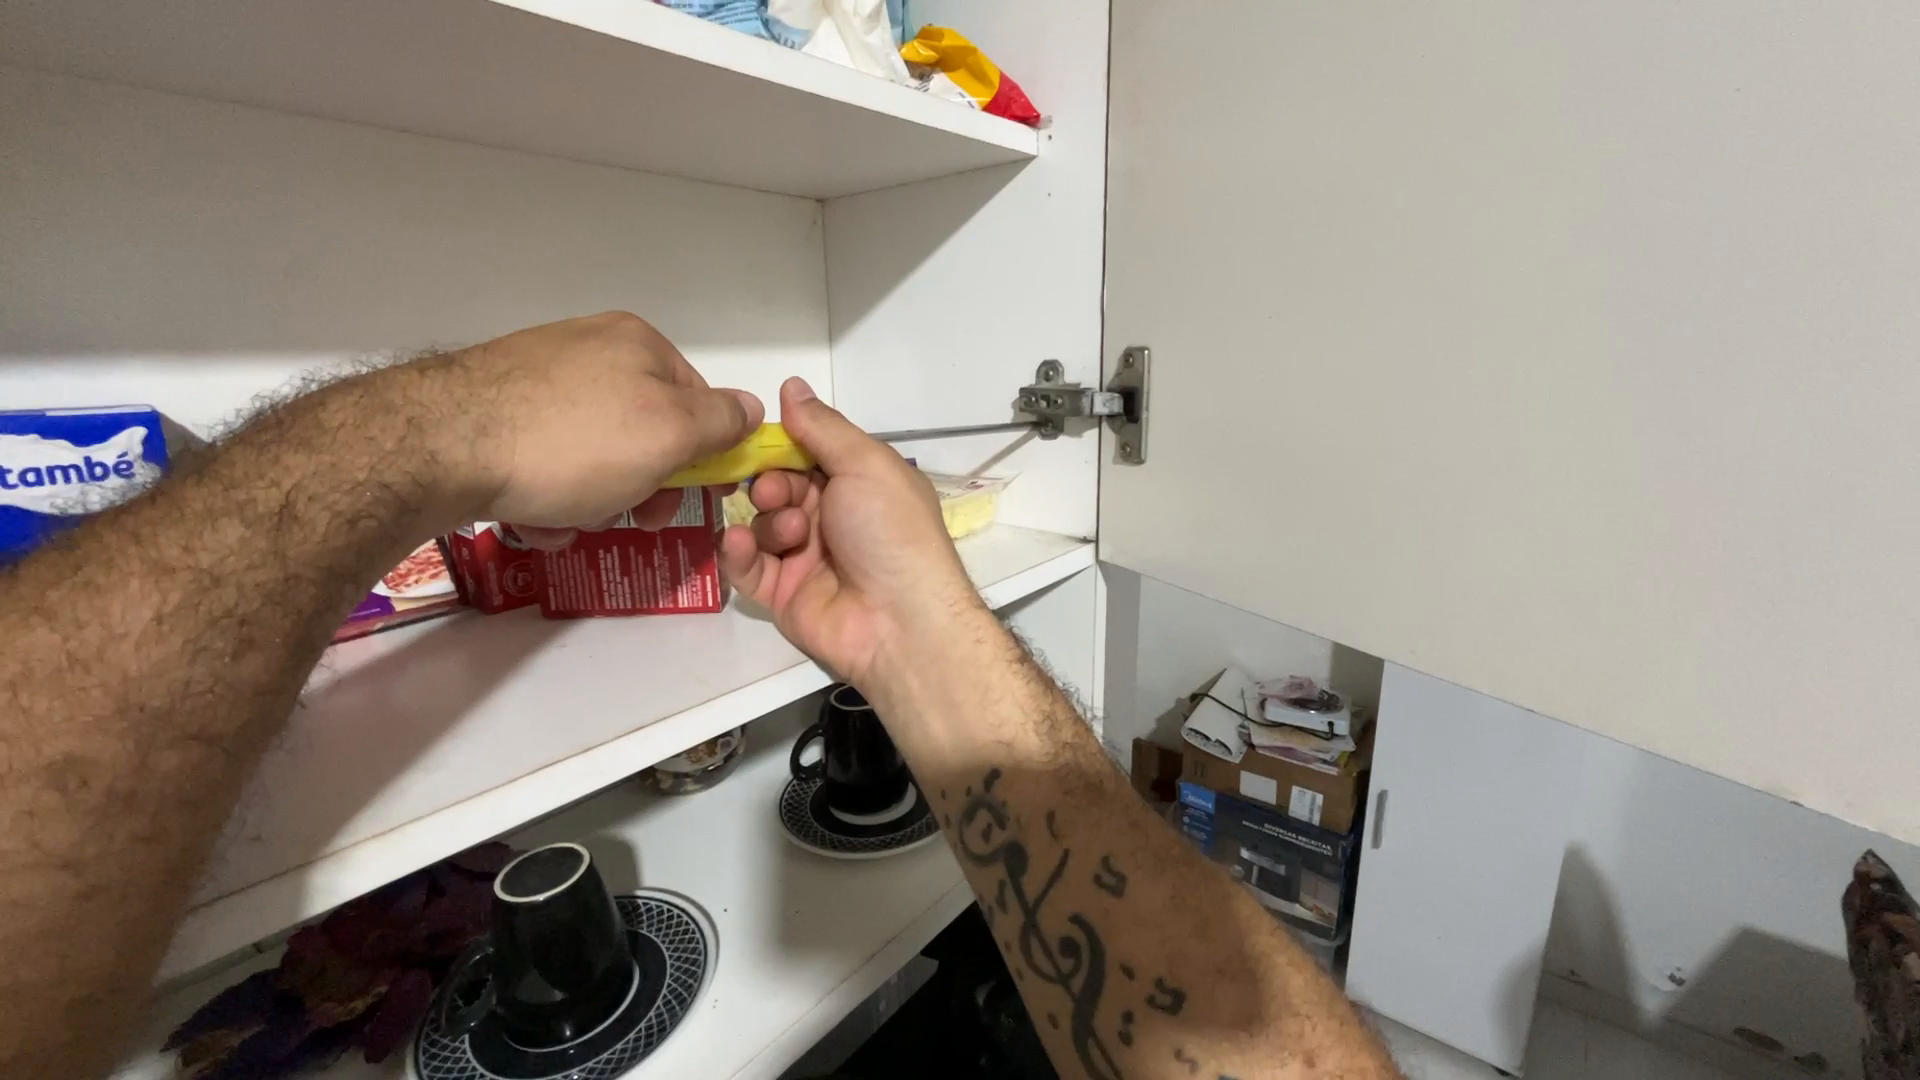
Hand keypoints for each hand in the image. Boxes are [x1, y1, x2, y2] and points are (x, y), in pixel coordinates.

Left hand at [440, 312, 762, 541]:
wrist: (437, 447)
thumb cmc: (575, 442)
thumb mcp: (670, 434)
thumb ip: (722, 421)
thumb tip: (752, 409)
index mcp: (640, 344)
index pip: (701, 403)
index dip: (706, 455)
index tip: (694, 499)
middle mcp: (592, 348)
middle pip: (649, 428)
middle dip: (648, 482)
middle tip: (634, 520)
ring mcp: (539, 374)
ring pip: (600, 448)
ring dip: (600, 494)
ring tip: (571, 520)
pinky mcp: (496, 405)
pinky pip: (552, 452)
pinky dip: (555, 487)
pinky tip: (537, 511)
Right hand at [719, 378, 985, 685]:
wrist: (899, 620)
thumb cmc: (890, 531)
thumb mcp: (866, 465)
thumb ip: (823, 427)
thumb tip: (791, 386)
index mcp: (860, 485)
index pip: (808, 454)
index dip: (783, 445)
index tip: (759, 438)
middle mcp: (834, 519)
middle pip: (780, 487)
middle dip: (772, 484)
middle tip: (778, 493)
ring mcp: (806, 558)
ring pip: (763, 524)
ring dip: (770, 522)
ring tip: (793, 535)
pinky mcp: (783, 594)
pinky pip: (747, 567)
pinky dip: (739, 552)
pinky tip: (743, 543)